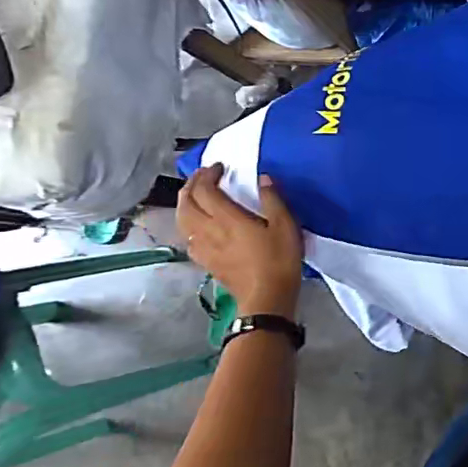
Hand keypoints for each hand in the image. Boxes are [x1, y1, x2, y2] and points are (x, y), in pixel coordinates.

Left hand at [177, 165, 303, 318]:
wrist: (267, 298)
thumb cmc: (279, 259)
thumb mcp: (285, 225)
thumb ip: (272, 198)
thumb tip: (263, 178)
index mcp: (227, 218)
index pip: (205, 190)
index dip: (208, 174)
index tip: (219, 167)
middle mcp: (208, 230)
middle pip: (186, 203)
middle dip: (191, 185)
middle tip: (204, 176)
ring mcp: (203, 248)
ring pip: (182, 220)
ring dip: (186, 203)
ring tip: (197, 196)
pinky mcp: (206, 262)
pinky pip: (188, 237)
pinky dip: (189, 224)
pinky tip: (200, 226)